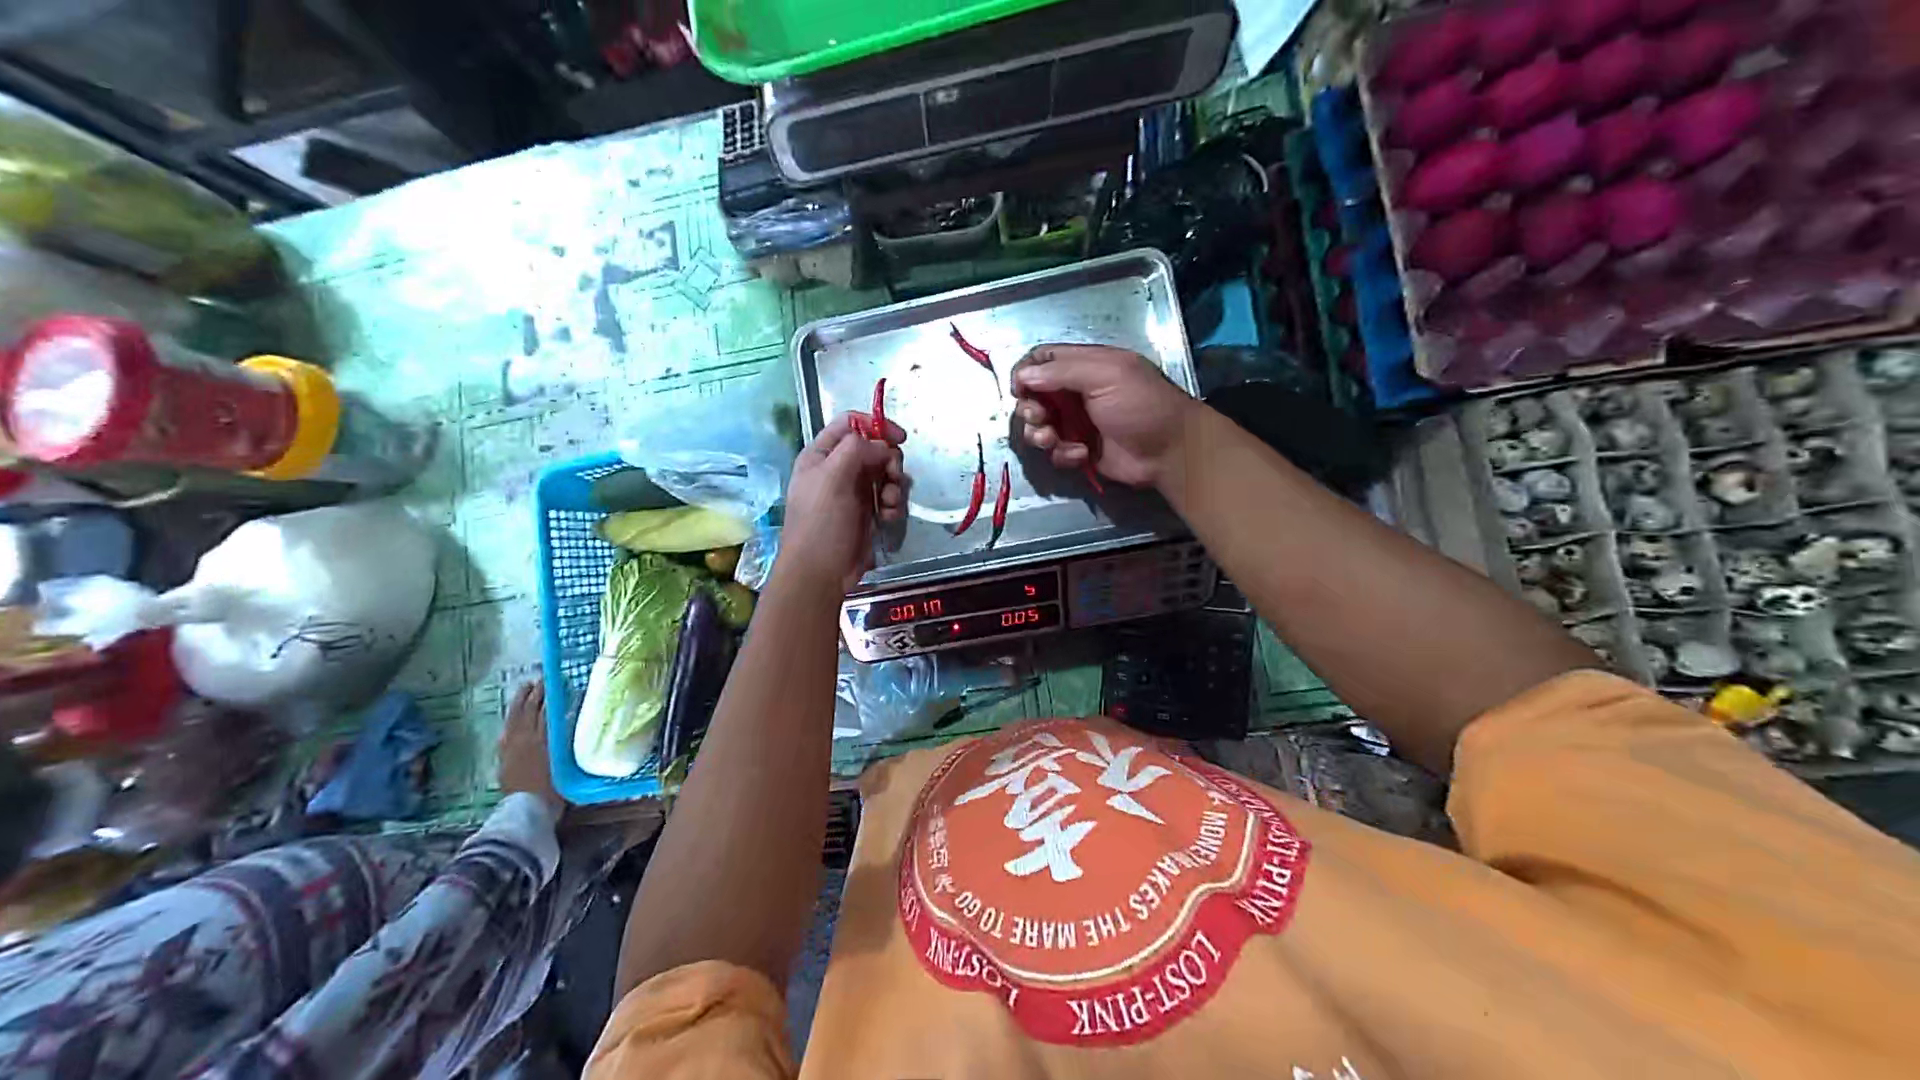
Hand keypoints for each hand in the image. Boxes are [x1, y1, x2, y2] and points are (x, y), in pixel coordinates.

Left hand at [500, 681, 562, 812]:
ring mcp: (511, 746)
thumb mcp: (568, 762)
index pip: (549, 709)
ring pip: (515, 716)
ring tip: (527, 687)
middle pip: (531, 709)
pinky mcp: (503, 755)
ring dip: (521, 700)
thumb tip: (573, 719)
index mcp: (544, 738)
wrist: (527, 811)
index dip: (555, 694)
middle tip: (544, 679)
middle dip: (538, 692)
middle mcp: (525, 738)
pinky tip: (513, 716)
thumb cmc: (555, 789)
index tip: (562, 681)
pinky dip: (511, 718)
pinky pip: (507, 729)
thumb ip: (569, 740)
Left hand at [776, 413, 906, 592]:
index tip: (898, 437)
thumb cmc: (821, 523)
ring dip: (894, 485)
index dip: (875, 425)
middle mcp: (838, 469)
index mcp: (821, 455)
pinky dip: (894, 504)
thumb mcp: (832, 478)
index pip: (850, 423)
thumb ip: (857, 450)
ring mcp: (854, 491)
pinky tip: (888, 517)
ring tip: (889, 504)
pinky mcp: (868, 512)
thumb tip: (882, 446)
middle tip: (891, 477)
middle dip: (889, 460)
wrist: (821, 572)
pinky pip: (890, 496)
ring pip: (886, 472)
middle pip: (874, 447)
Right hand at [1011, 345, 1198, 488]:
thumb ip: (1062, 371)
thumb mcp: (1106, 375)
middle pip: (1033, 396)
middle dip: (1030, 409)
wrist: (1169, 451)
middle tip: (1040, 419)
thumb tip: (1023, 375)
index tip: (1021, 390)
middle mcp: (1076, 392)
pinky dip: (1063, 454)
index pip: (1041, 360)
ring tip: (1054, 440)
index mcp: (1085, 365)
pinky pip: (1055, 452)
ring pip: (1039, 427)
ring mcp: (1077, 423)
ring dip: (1041, 434)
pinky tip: (1081, 454)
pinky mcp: (1079, 450)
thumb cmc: (1141, 405)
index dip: (1025, 373)